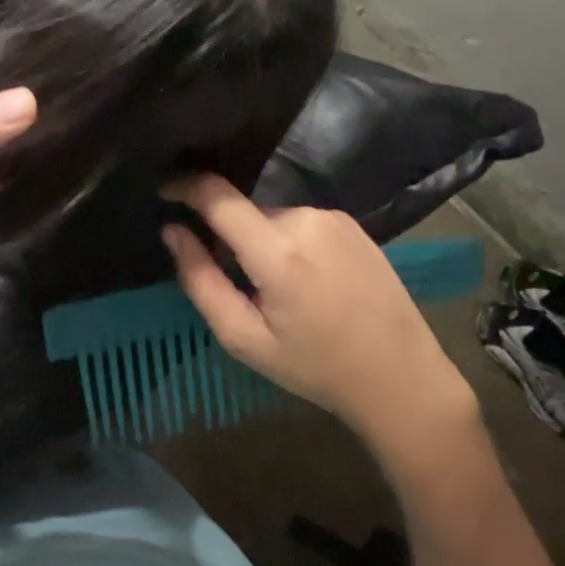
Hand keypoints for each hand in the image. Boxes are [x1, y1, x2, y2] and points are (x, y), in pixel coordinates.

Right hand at [161, 175, 474, 445]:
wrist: (401, 378)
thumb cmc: (315, 367)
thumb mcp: (244, 339)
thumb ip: (200, 281)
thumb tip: (172, 232)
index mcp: (277, 253)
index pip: (217, 196)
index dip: (183, 187)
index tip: (163, 192)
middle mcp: (305, 220)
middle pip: (244, 214)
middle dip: (230, 238)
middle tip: (239, 286)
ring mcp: (333, 218)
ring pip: (272, 218)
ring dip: (261, 242)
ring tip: (279, 291)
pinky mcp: (353, 223)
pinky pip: (300, 222)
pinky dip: (289, 243)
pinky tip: (309, 282)